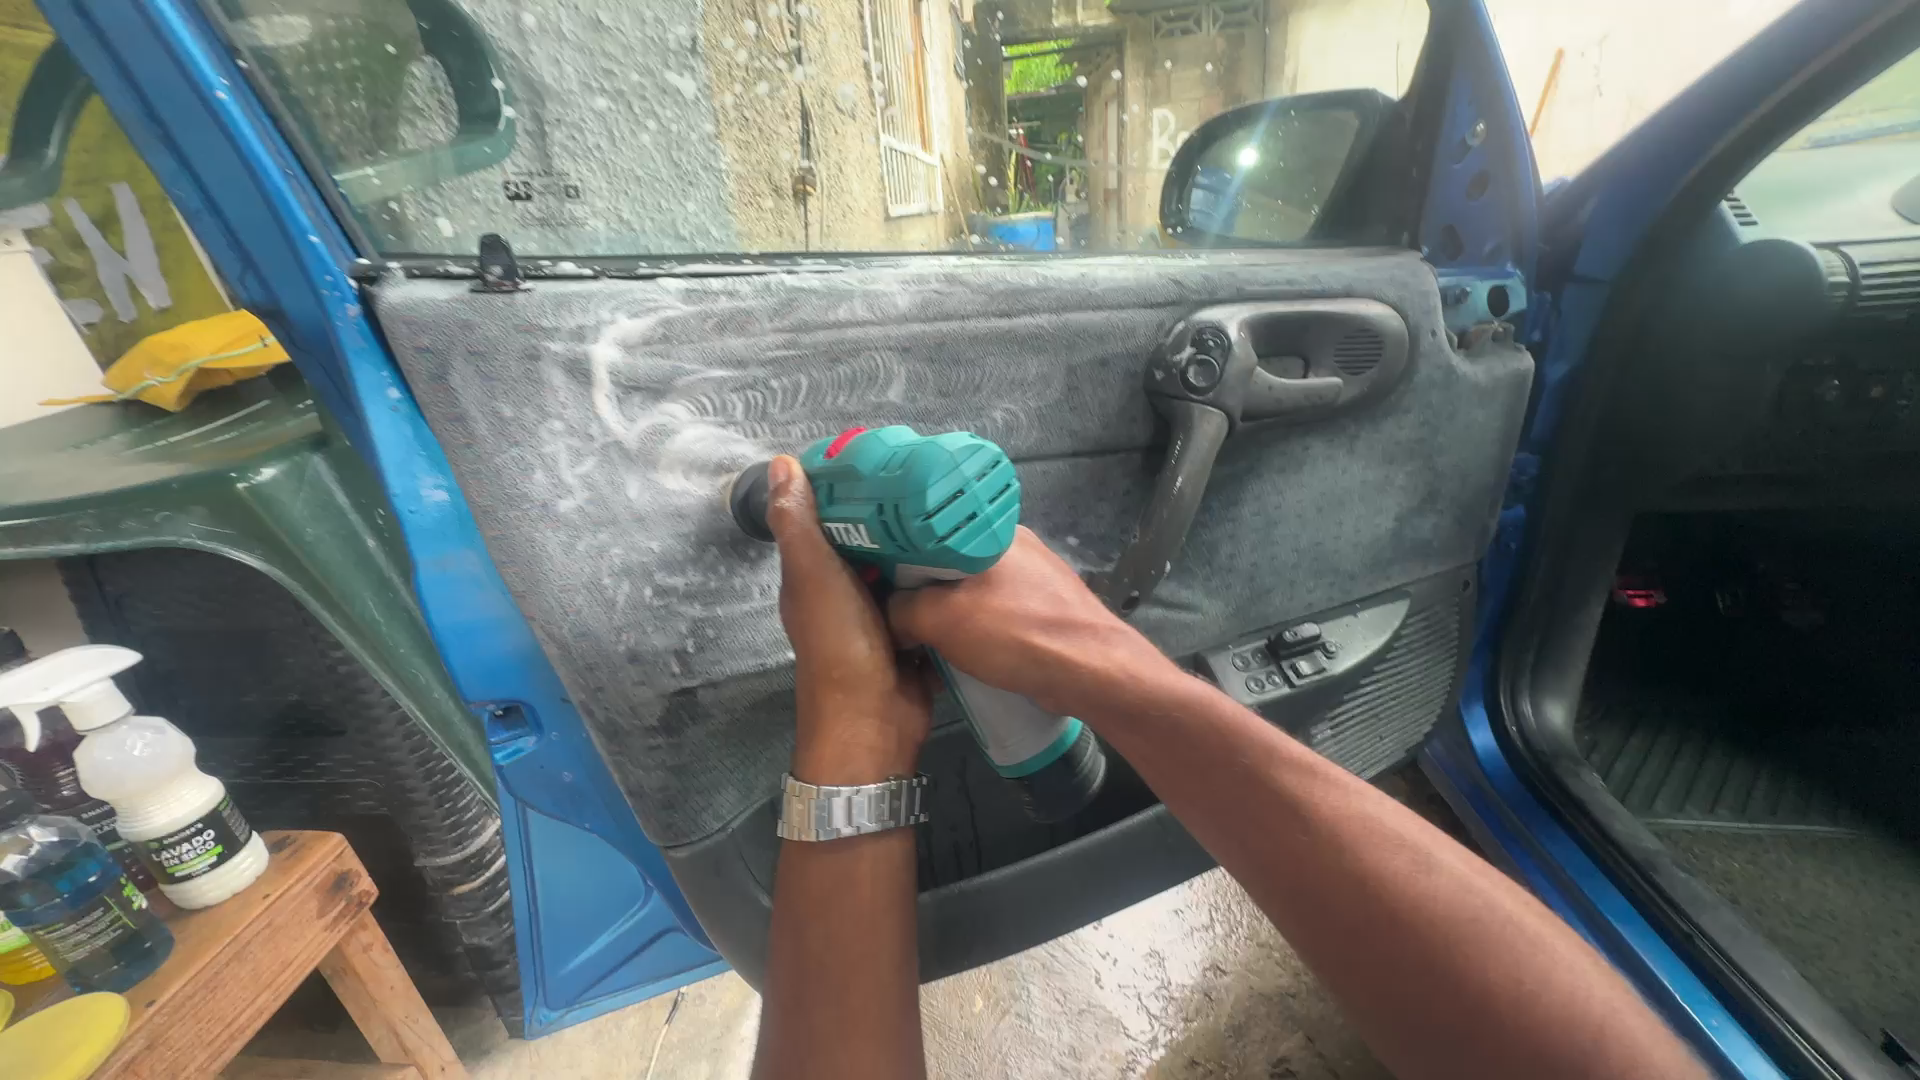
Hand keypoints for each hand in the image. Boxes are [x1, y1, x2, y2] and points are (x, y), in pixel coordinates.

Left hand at [767, 456, 931, 783]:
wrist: (874, 719)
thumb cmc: (838, 643)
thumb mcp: (812, 577)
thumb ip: (800, 524)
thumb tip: (781, 462)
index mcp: (814, 575)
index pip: (828, 519)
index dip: (848, 489)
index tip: (883, 457)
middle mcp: (845, 590)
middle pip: (869, 541)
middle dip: (894, 513)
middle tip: (932, 478)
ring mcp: (881, 612)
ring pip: (900, 566)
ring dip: (920, 543)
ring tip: (953, 506)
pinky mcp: (914, 630)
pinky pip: (925, 594)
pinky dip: (939, 576)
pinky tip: (965, 551)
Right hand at [887, 527, 1173, 717]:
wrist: (1093, 672)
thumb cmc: (1016, 632)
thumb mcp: (942, 619)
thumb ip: (902, 610)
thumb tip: (890, 617)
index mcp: (990, 532)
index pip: (929, 531)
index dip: (898, 555)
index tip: (876, 581)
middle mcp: (1014, 548)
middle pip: (949, 564)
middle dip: (921, 593)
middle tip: (895, 618)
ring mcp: (1034, 580)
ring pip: (971, 594)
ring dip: (947, 619)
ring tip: (923, 642)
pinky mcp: (1044, 611)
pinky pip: (995, 616)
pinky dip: (974, 633)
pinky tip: (961, 655)